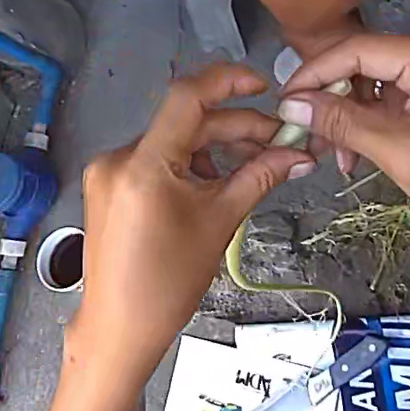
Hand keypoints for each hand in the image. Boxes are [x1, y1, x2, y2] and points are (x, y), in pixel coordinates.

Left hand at [74, 65, 312, 384]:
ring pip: (175, 142)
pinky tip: (220, 180)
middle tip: (279, 143)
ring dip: (217, 148)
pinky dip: (194, 164)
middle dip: (237, 129)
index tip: (262, 86)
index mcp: (144, 165)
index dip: (228, 82)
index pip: (187, 97)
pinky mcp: (111, 186)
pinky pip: (160, 160)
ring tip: (255, 164)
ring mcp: (110, 172)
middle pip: (188, 123)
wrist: (120, 329)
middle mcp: (119, 158)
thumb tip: (299, 155)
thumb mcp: (221, 222)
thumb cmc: (168, 283)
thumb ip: (259, 177)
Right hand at [279, 35, 409, 241]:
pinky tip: (355, 156)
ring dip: (350, 119)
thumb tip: (291, 105)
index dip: (316, 73)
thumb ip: (344, 122)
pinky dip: (371, 127)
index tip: (283, 102)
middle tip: (304, 133)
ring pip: (376, 88)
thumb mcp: (400, 150)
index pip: (361, 49)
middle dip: (333, 100)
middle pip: (367, 66)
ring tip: (333, 156)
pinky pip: (394, 104)